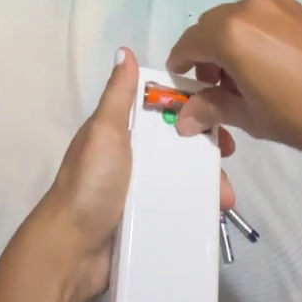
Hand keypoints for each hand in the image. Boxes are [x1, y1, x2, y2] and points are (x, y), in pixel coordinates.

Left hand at [33, 47, 236, 301]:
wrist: (72, 251)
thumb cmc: (89, 183)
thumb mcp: (104, 131)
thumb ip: (118, 95)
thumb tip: (125, 50)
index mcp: (122, 131)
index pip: (162, 109)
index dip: (190, 107)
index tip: (219, 111)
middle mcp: (132, 157)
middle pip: (178, 144)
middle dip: (205, 148)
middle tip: (229, 157)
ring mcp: (140, 190)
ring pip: (182, 177)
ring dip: (206, 182)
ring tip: (226, 197)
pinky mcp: (147, 220)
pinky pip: (178, 208)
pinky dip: (197, 208)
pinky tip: (215, 214)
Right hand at [167, 0, 301, 167]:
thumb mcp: (253, 118)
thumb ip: (213, 109)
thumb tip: (184, 118)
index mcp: (229, 33)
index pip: (188, 43)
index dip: (180, 66)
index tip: (183, 87)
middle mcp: (247, 8)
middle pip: (210, 27)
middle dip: (205, 56)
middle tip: (216, 90)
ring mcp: (276, 5)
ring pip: (236, 21)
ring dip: (229, 45)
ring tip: (246, 82)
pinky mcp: (298, 9)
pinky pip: (261, 19)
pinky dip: (253, 38)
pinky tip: (271, 68)